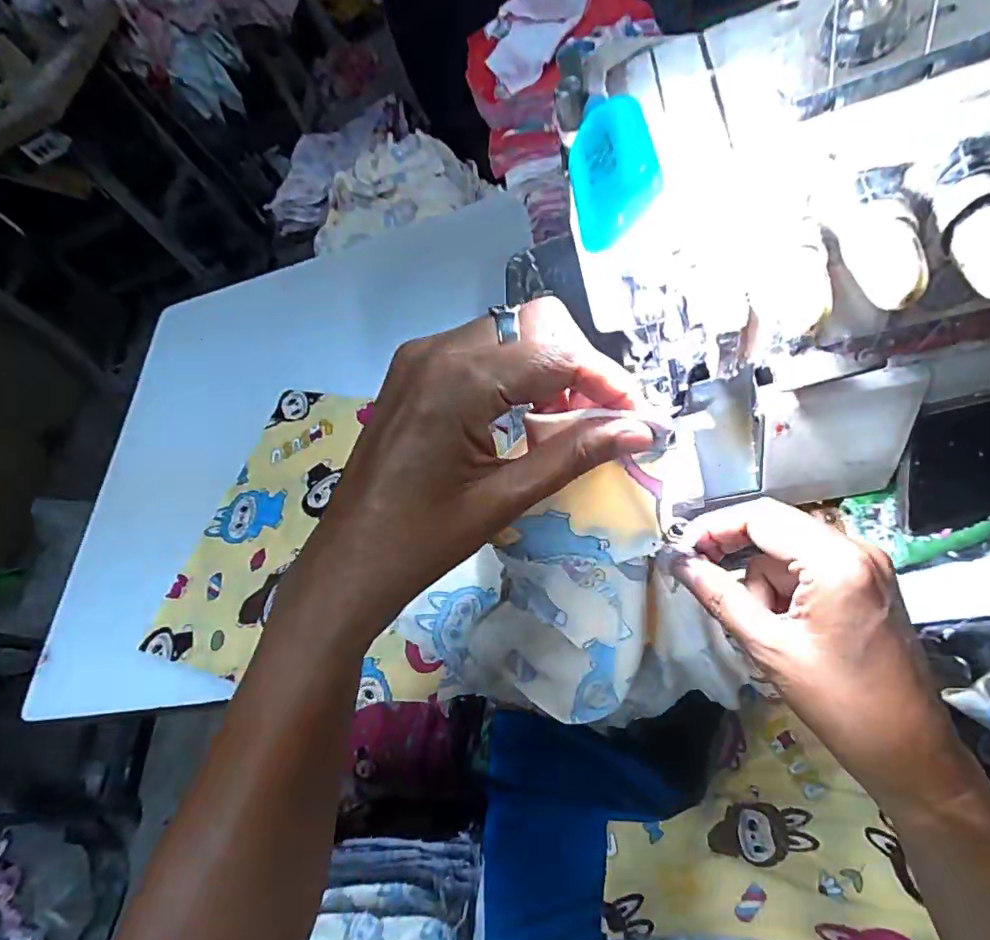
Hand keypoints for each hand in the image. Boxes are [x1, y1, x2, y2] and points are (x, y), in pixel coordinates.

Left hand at [281, 297, 655, 645]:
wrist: (349, 563)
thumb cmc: (422, 541)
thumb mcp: (503, 499)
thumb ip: (573, 455)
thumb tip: (640, 429)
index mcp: (457, 379)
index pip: (555, 352)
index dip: (605, 380)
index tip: (635, 416)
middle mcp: (436, 350)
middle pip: (533, 326)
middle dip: (578, 366)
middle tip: (600, 419)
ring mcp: (418, 358)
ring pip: (507, 335)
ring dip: (547, 370)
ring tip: (566, 426)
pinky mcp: (411, 373)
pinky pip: (477, 354)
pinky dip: (512, 376)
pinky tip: (524, 419)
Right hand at [668, 499, 979, 811]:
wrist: (906, 747)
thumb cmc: (838, 701)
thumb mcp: (767, 646)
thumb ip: (718, 594)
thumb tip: (676, 561)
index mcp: (836, 561)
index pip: (761, 517)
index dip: (713, 528)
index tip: (682, 553)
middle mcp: (857, 549)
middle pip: (775, 530)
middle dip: (737, 558)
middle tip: (708, 587)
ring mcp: (867, 565)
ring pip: (788, 552)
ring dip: (763, 583)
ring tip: (764, 631)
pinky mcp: (868, 583)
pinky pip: (809, 568)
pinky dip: (785, 590)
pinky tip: (783, 627)